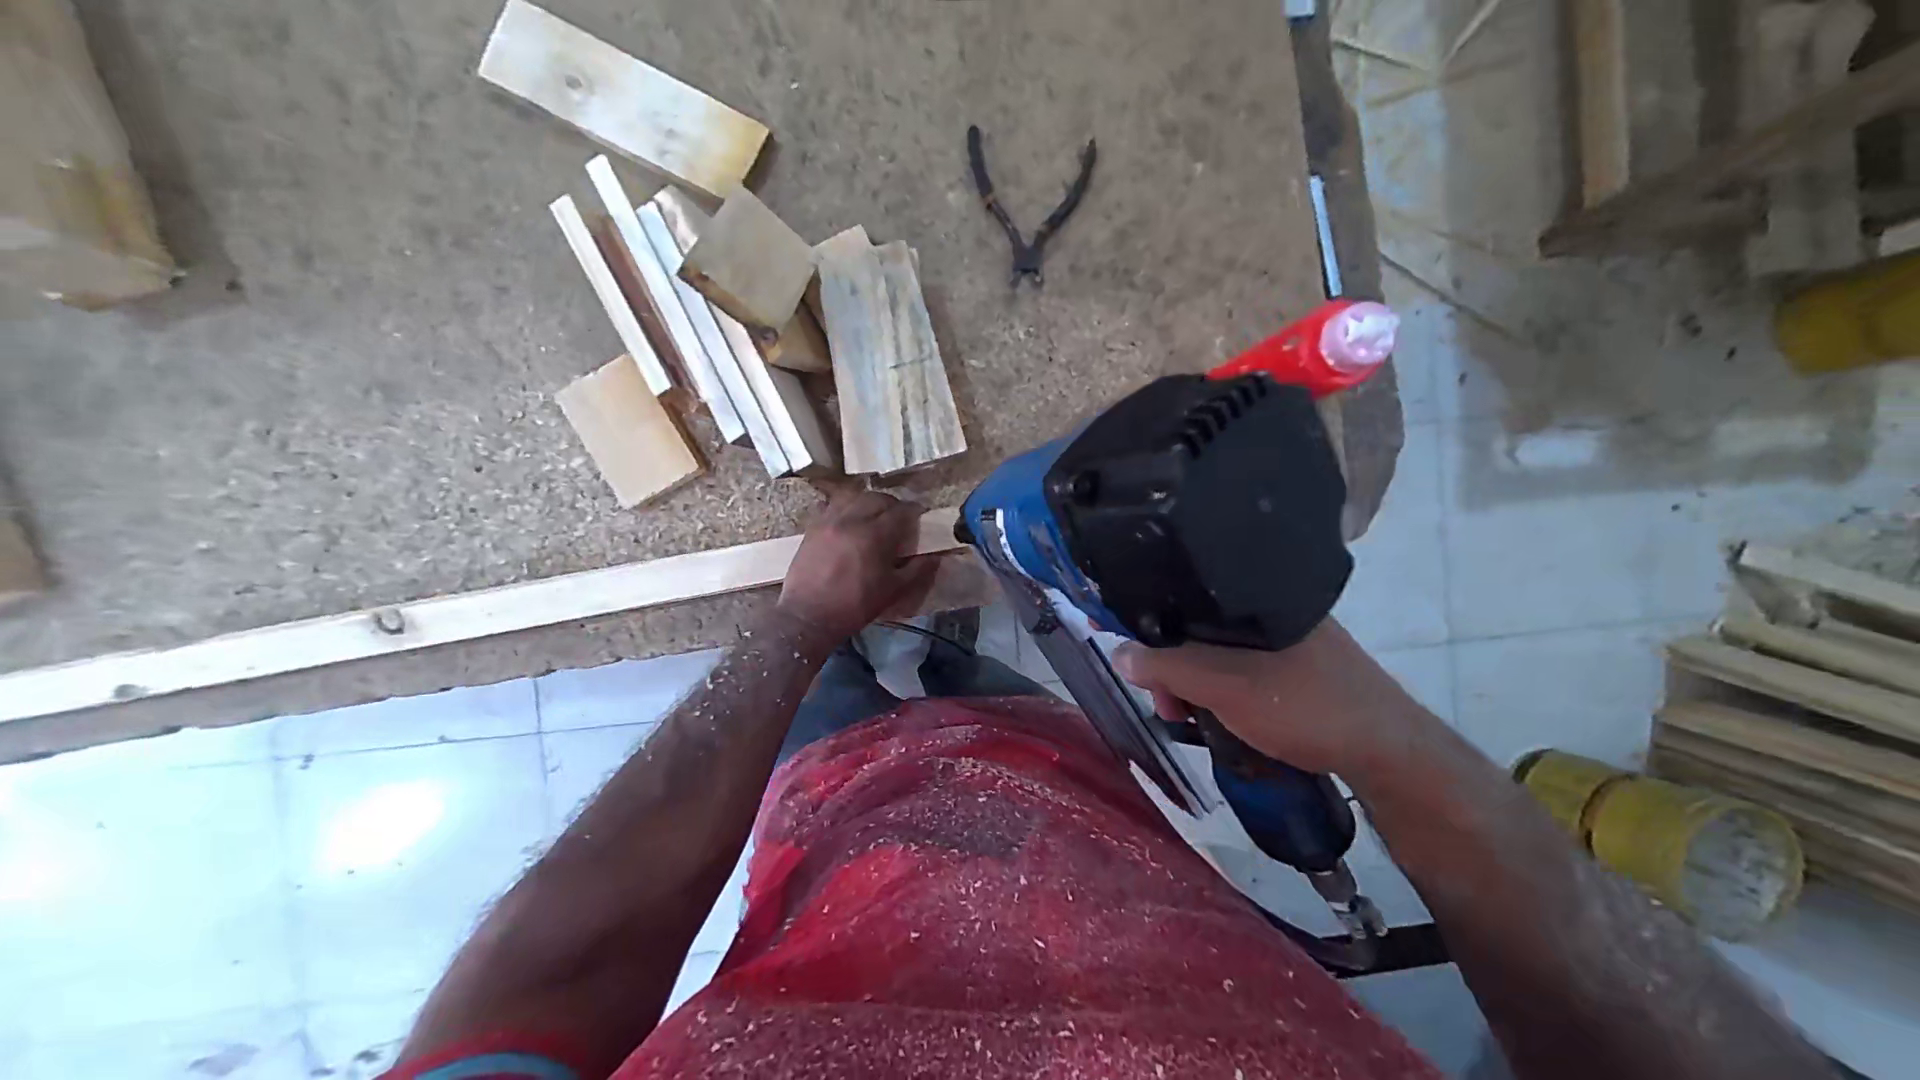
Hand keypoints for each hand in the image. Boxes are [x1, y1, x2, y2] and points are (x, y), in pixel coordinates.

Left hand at [777, 490, 940, 645]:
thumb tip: (935, 557)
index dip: (914, 512)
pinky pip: (833, 506)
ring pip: (853, 497)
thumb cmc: (855, 606)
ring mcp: (828, 521)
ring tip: (874, 516)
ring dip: (868, 503)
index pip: (901, 511)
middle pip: (877, 498)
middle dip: (892, 504)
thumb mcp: (893, 592)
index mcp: (875, 535)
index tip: (919, 517)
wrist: (808, 617)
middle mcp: (851, 520)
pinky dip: (846, 508)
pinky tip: (850, 521)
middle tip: (898, 518)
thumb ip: (917, 570)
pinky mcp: (813, 527)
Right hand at [1112, 620, 1438, 777]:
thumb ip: (1167, 667)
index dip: (1151, 624)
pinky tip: (1221, 719)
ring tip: (1192, 721)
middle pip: (1200, 631)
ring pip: (1221, 655)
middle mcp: (1273, 611)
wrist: (1391, 756)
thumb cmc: (1305, 707)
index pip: (1185, 597)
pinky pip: (1244, 670)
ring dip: (1196, 686)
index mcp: (1258, 597)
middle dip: (1173, 670)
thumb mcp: (1224, 687)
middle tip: (1169, 708)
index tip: (1133, 656)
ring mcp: (1290, 641)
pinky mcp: (1300, 670)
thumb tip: (1116, 651)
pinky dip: (1224, 692)